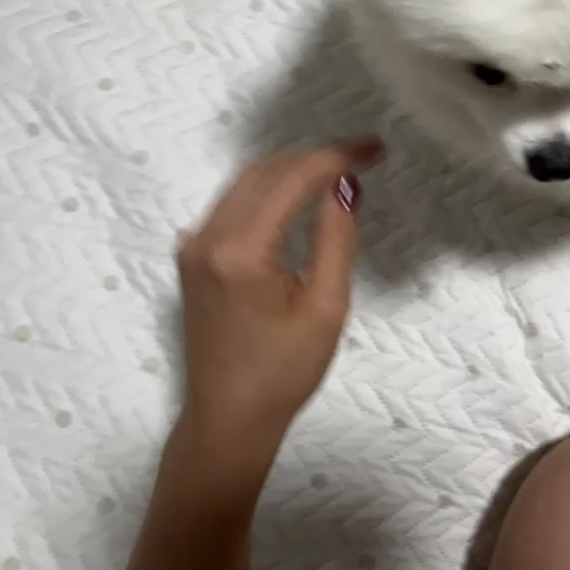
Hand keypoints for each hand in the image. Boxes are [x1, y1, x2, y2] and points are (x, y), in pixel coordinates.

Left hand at [174, 139, 383, 442]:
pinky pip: (232, 203)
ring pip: (245, 182)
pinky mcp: (192, 257)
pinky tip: (298, 195)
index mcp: (240, 250)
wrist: (228, 419)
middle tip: (366, 154)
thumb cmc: (285, 372)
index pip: (292, 179)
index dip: (337, 156)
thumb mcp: (326, 306)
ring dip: (293, 168)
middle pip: (265, 171)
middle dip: (317, 155)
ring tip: (340, 168)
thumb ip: (335, 237)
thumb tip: (345, 183)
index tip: (377, 151)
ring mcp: (193, 245)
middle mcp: (207, 237)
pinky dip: (269, 188)